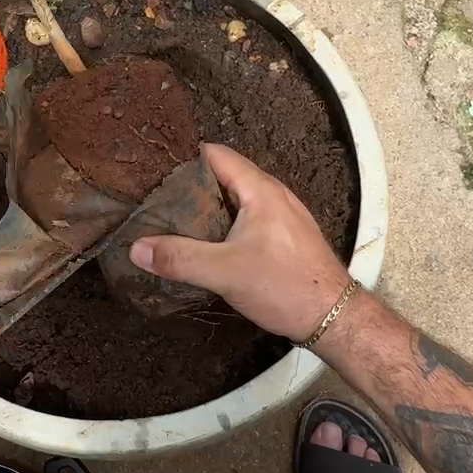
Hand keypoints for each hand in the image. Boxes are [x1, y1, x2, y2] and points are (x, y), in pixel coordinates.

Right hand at [130, 143, 350, 340]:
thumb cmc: (284, 286)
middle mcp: (273, 194)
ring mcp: (282, 215)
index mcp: (260, 189)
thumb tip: (136, 248)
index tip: (155, 171)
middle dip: (191, 185)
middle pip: (224, 175)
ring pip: (236, 199)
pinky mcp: (286, 237)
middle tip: (157, 200)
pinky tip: (209, 244)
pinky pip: (248, 217)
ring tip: (175, 221)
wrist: (335, 318)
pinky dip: (225, 223)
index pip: (216, 154)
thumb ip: (179, 258)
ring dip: (208, 206)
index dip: (183, 158)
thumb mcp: (224, 272)